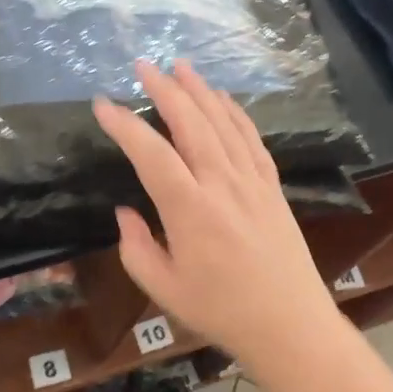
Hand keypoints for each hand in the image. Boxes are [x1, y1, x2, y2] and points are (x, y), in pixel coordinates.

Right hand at [93, 61, 343, 375]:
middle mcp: (222, 184)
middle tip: (143, 65)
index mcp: (190, 210)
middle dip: (165, 90)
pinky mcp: (272, 186)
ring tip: (180, 66)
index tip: (102, 104)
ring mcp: (251, 181)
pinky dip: (235, 113)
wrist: (290, 326)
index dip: (124, 125)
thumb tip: (125, 211)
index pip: (151, 154)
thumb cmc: (221, 311)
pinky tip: (223, 98)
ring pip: (223, 123)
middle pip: (191, 123)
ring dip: (200, 91)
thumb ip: (135, 247)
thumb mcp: (164, 288)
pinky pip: (251, 139)